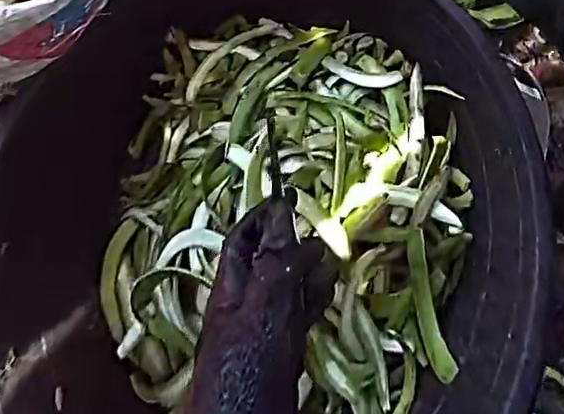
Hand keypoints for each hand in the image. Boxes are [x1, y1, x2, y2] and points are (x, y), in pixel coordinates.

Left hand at [186, 197, 336, 413]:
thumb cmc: (248, 366)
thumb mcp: (262, 307)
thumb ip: (273, 261)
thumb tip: (283, 211)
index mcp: (232, 287)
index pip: (244, 238)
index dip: (264, 215)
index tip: (290, 196)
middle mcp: (248, 301)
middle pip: (271, 257)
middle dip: (297, 243)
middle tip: (322, 234)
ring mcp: (266, 323)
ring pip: (290, 281)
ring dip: (312, 269)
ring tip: (331, 265)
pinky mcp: (285, 343)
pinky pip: (302, 308)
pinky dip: (317, 296)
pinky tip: (329, 292)